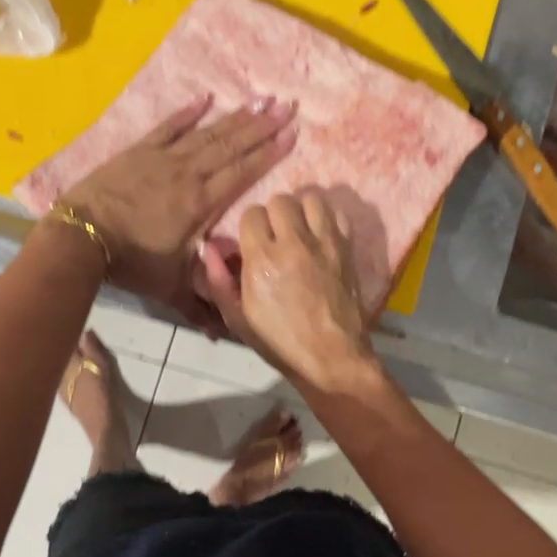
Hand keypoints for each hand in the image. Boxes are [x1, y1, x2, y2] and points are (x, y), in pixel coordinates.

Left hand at [58, 94, 296, 328]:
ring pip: (207, 132)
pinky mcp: (139, 151)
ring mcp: (163, 158)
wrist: (81, 237)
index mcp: (201, 203)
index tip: (292, 133)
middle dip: (262, 126)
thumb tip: (225, 331)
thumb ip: (200, 304)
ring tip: (261, 100)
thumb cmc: (131, 263)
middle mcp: (188, 174)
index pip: (242, 172)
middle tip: (288, 106)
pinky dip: (188, 113)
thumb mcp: (170, 288)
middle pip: (231, 146)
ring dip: (236, 117)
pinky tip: (207, 99)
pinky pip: (169, 126)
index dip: (269, 152)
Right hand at [202, 189, 378, 392]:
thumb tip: (208, 249)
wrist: (331, 357)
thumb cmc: (279, 343)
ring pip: (311, 199)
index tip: (252, 244)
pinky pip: (337, 215)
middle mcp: (294, 243)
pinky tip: (320, 238)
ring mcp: (324, 243)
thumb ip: (219, 281)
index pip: (252, 214)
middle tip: (275, 236)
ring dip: (301, 211)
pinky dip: (327, 220)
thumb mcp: (238, 319)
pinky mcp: (347, 249)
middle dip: (273, 215)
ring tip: (299, 230)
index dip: (249, 227)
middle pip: (281, 200)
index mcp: (262, 259)